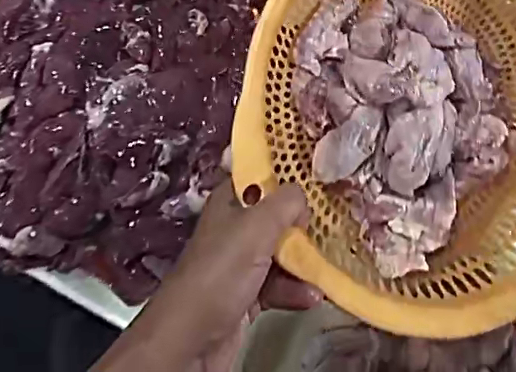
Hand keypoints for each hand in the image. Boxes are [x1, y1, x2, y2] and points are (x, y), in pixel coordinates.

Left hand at [94, 184, 318, 371]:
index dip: (287, 172)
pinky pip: (277, 285)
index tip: (317, 174)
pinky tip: (311, 297)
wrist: (187, 343)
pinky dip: (294, 290)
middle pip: (275, 215)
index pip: (261, 174)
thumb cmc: (221, 272)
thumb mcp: (257, 226)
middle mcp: (234, 227)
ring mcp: (239, 263)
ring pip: (280, 252)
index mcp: (230, 201)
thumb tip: (304, 199)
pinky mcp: (244, 296)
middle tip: (328, 226)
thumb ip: (286, 202)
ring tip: (321, 271)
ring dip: (302, 262)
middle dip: (301, 223)